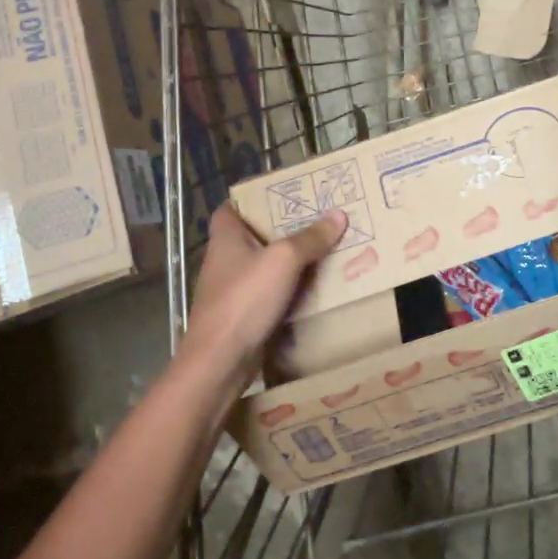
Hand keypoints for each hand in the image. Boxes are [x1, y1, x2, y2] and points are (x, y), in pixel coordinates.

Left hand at [183, 204, 347, 386]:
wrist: (219, 363)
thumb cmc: (245, 300)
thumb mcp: (284, 260)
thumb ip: (310, 238)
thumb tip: (338, 214)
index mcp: (226, 238)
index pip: (231, 208)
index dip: (252, 199)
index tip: (282, 195)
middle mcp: (224, 261)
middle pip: (253, 236)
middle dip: (281, 229)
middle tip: (315, 220)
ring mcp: (231, 291)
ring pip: (263, 267)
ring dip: (287, 262)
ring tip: (321, 251)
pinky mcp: (241, 317)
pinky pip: (267, 294)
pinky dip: (287, 290)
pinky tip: (312, 289)